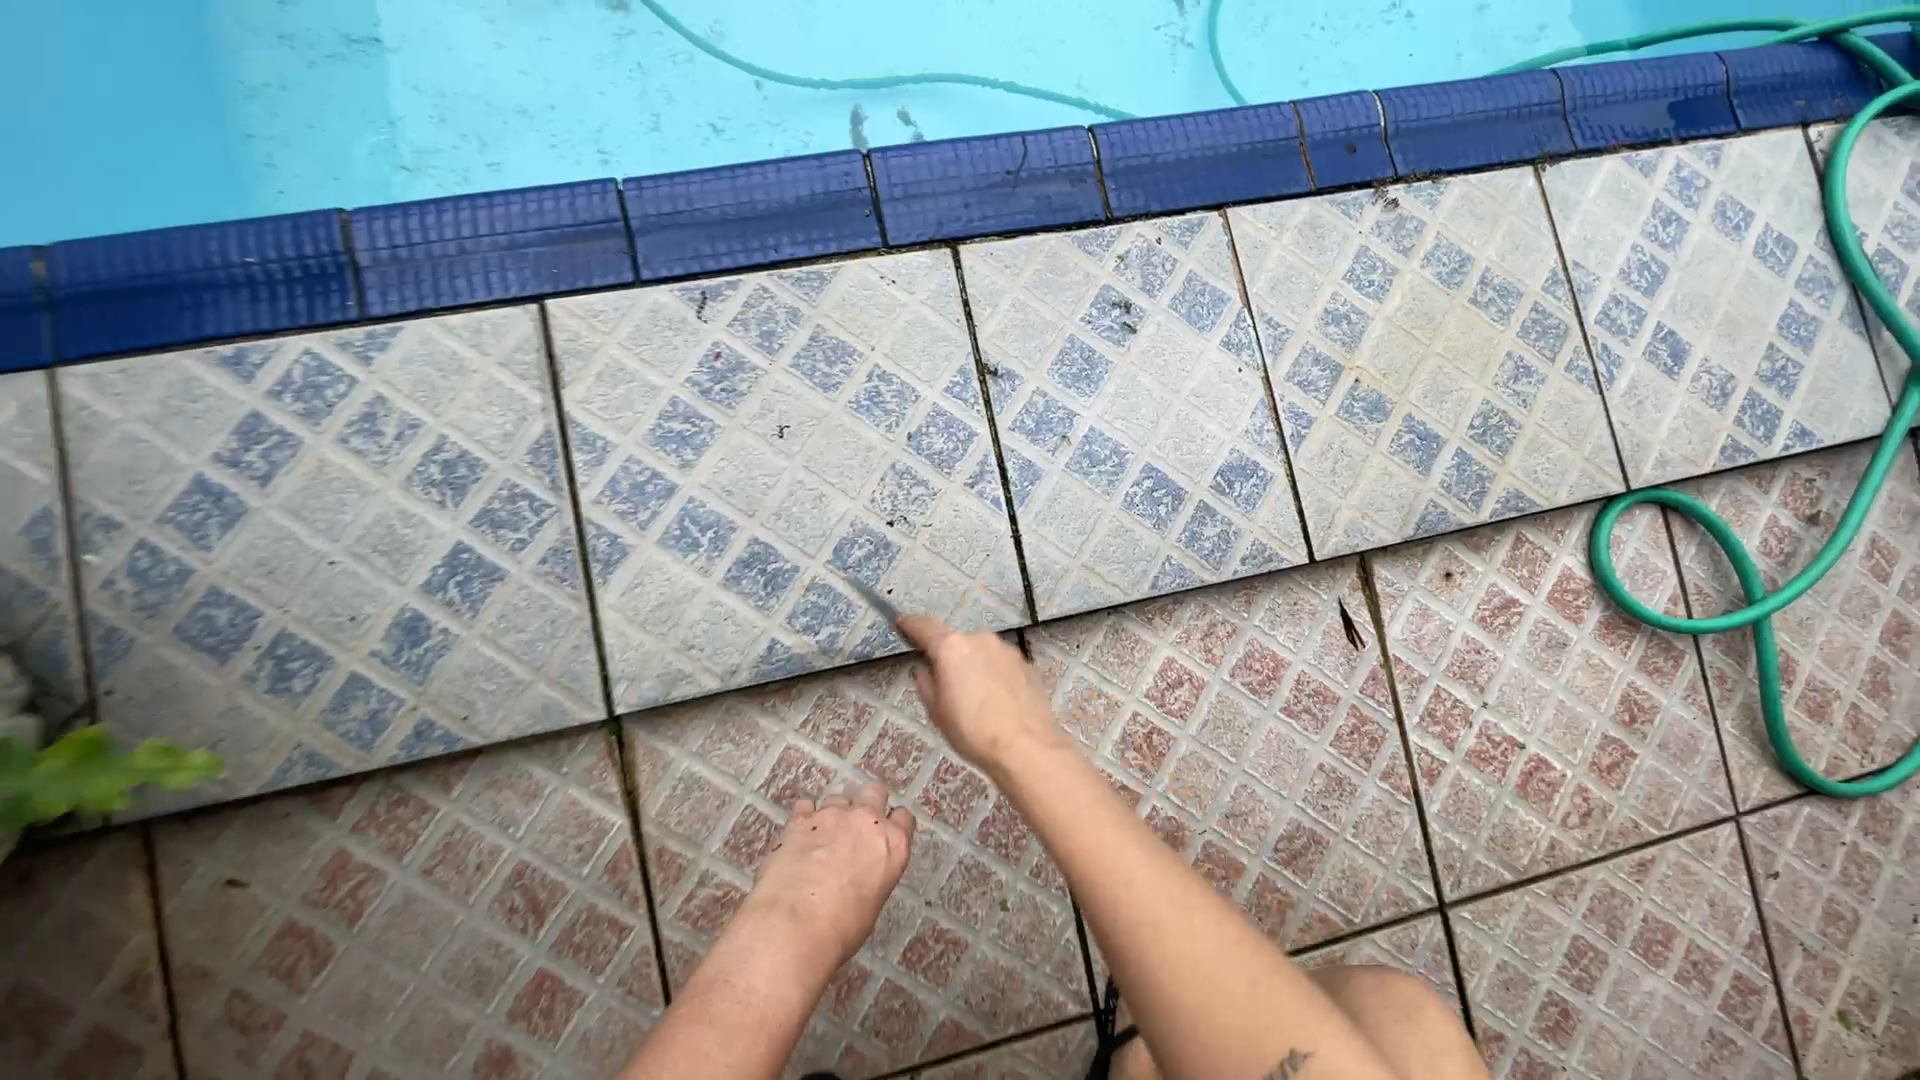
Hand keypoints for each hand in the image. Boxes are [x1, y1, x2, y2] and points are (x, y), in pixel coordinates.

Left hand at [744, 783, 914, 972]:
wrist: (795, 924)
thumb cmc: (842, 929)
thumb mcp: (872, 904)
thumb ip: (871, 876)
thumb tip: (857, 877)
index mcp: (893, 845)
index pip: (904, 818)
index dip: (893, 825)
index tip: (884, 835)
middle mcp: (867, 820)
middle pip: (874, 792)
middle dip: (866, 804)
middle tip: (855, 828)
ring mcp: (832, 814)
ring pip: (839, 797)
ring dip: (834, 813)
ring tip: (822, 837)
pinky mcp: (800, 818)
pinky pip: (806, 805)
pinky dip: (804, 818)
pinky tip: (799, 836)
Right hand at [896, 616, 1070, 776]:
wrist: (1027, 747)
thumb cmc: (973, 731)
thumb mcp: (937, 713)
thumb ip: (927, 685)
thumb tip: (927, 671)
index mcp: (952, 648)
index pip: (925, 628)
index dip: (910, 625)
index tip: (902, 622)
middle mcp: (980, 640)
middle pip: (957, 643)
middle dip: (950, 659)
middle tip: (948, 687)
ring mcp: (1007, 650)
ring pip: (982, 654)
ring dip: (975, 667)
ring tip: (978, 700)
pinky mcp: (1027, 664)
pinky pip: (1001, 665)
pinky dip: (995, 676)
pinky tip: (998, 701)